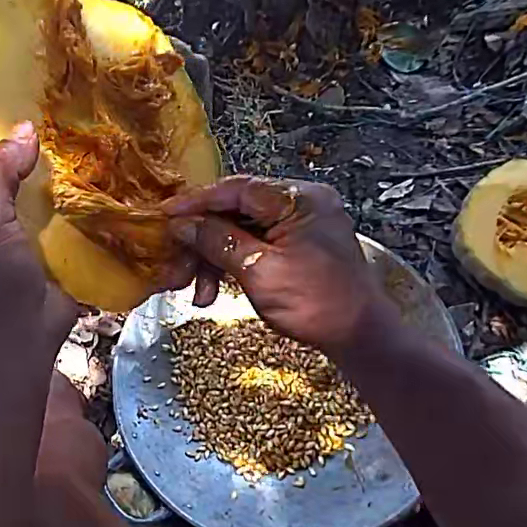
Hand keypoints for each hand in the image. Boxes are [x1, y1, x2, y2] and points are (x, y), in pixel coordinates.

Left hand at [0, 122, 77, 355]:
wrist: (19, 337)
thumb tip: (24, 130)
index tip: (32, 110)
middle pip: (11, 177)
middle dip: (35, 156)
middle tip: (69, 128)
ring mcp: (19, 240)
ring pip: (40, 199)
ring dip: (61, 182)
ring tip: (91, 151)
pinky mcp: (50, 256)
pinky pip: (64, 224)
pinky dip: (79, 210)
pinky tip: (100, 190)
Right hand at [163, 176, 394, 355]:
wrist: (359, 337)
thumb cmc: (316, 304)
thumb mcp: (259, 272)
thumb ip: (218, 242)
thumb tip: (183, 224)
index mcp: (299, 200)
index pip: (238, 189)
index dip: (198, 202)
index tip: (167, 214)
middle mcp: (302, 204)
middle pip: (237, 212)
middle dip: (203, 242)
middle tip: (177, 268)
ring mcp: (302, 226)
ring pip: (243, 233)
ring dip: (215, 261)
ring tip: (198, 293)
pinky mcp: (299, 247)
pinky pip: (257, 247)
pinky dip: (234, 266)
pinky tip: (214, 290)